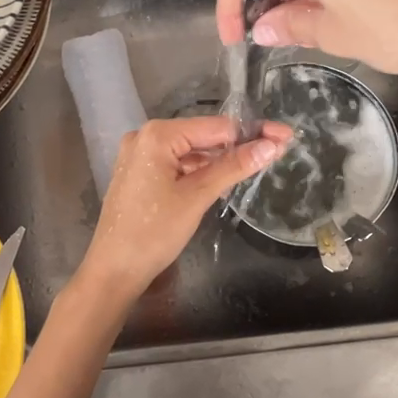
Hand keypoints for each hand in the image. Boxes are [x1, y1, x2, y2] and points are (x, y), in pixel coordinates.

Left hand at [78, 116, 291, 301]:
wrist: (113, 270)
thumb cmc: (154, 232)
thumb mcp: (197, 197)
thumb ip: (234, 167)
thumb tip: (271, 145)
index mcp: (158, 134)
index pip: (216, 127)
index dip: (253, 132)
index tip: (284, 137)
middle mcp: (146, 136)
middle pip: (203, 135)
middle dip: (238, 144)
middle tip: (277, 151)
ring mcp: (140, 154)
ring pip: (191, 150)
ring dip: (220, 159)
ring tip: (256, 164)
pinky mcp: (140, 173)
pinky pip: (177, 163)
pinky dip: (199, 170)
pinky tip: (221, 179)